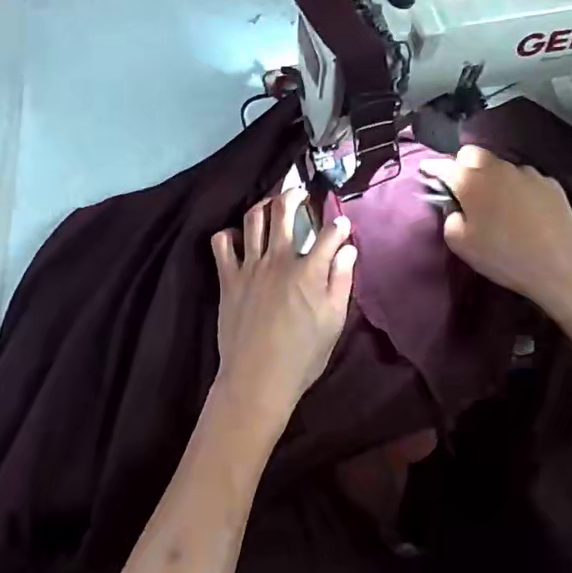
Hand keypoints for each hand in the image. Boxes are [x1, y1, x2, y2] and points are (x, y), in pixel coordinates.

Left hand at [209, 189, 357, 411]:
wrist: (257, 379)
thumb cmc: (303, 354)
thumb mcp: (334, 321)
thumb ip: (342, 280)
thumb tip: (348, 249)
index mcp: (309, 270)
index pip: (328, 233)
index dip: (338, 224)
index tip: (341, 224)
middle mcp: (279, 259)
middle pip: (284, 210)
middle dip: (294, 195)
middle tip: (299, 193)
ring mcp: (250, 266)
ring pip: (253, 218)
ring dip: (264, 205)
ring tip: (271, 204)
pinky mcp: (228, 278)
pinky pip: (222, 243)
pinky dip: (230, 234)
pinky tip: (238, 237)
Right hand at [419, 146, 571, 326]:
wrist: (560, 268)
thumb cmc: (503, 257)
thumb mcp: (461, 244)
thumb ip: (449, 218)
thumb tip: (456, 207)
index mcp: (471, 181)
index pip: (444, 164)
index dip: (433, 168)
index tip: (428, 171)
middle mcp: (498, 168)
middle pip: (473, 154)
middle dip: (464, 165)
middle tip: (466, 189)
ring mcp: (527, 172)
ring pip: (502, 165)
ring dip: (494, 178)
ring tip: (500, 204)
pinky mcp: (550, 183)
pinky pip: (526, 179)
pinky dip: (519, 189)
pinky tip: (525, 211)